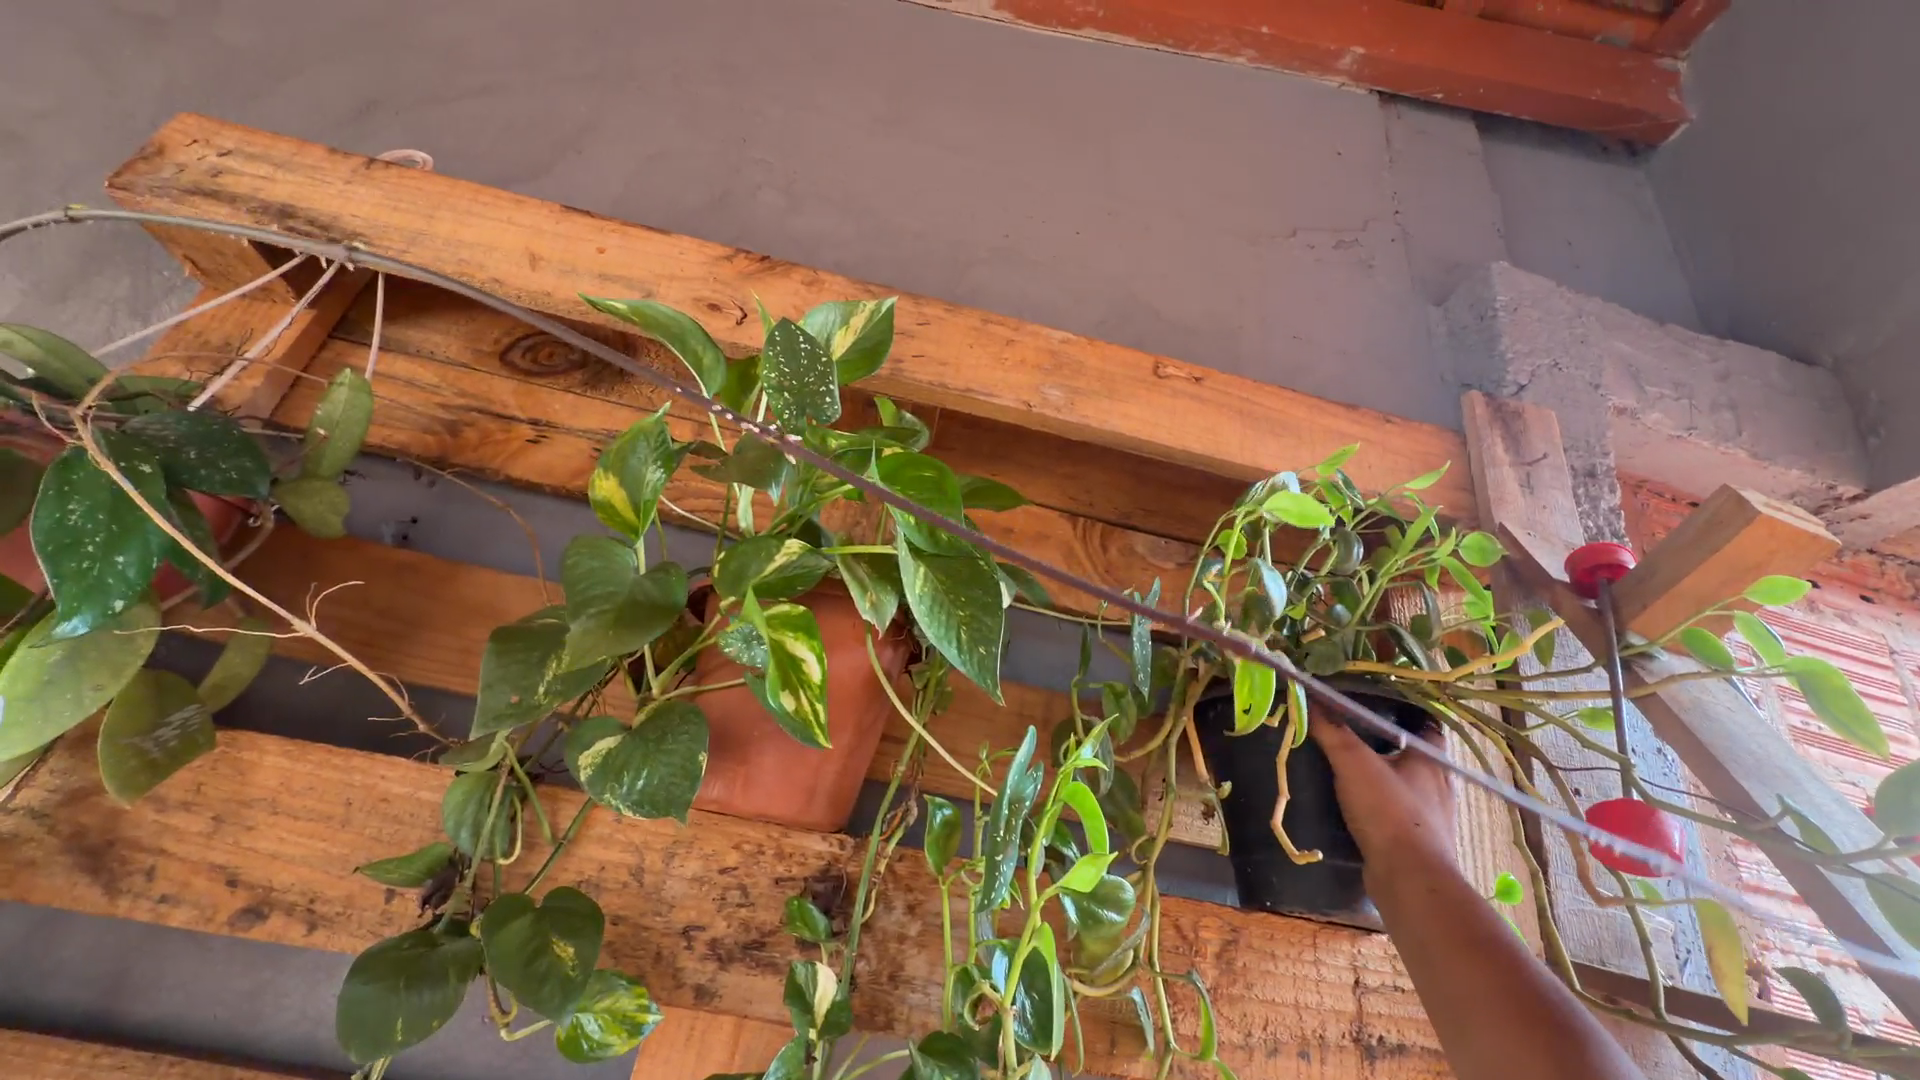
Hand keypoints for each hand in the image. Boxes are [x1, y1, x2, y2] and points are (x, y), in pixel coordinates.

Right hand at [1309, 710, 1456, 880]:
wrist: (1409, 880)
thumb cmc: (1388, 812)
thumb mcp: (1352, 763)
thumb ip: (1331, 730)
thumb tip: (1306, 697)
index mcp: (1432, 759)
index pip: (1425, 724)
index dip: (1403, 714)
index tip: (1374, 709)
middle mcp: (1440, 784)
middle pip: (1415, 755)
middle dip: (1389, 747)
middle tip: (1356, 739)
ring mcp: (1434, 816)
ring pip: (1409, 787)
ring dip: (1387, 781)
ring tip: (1353, 774)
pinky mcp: (1421, 842)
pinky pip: (1401, 815)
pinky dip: (1384, 809)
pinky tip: (1362, 810)